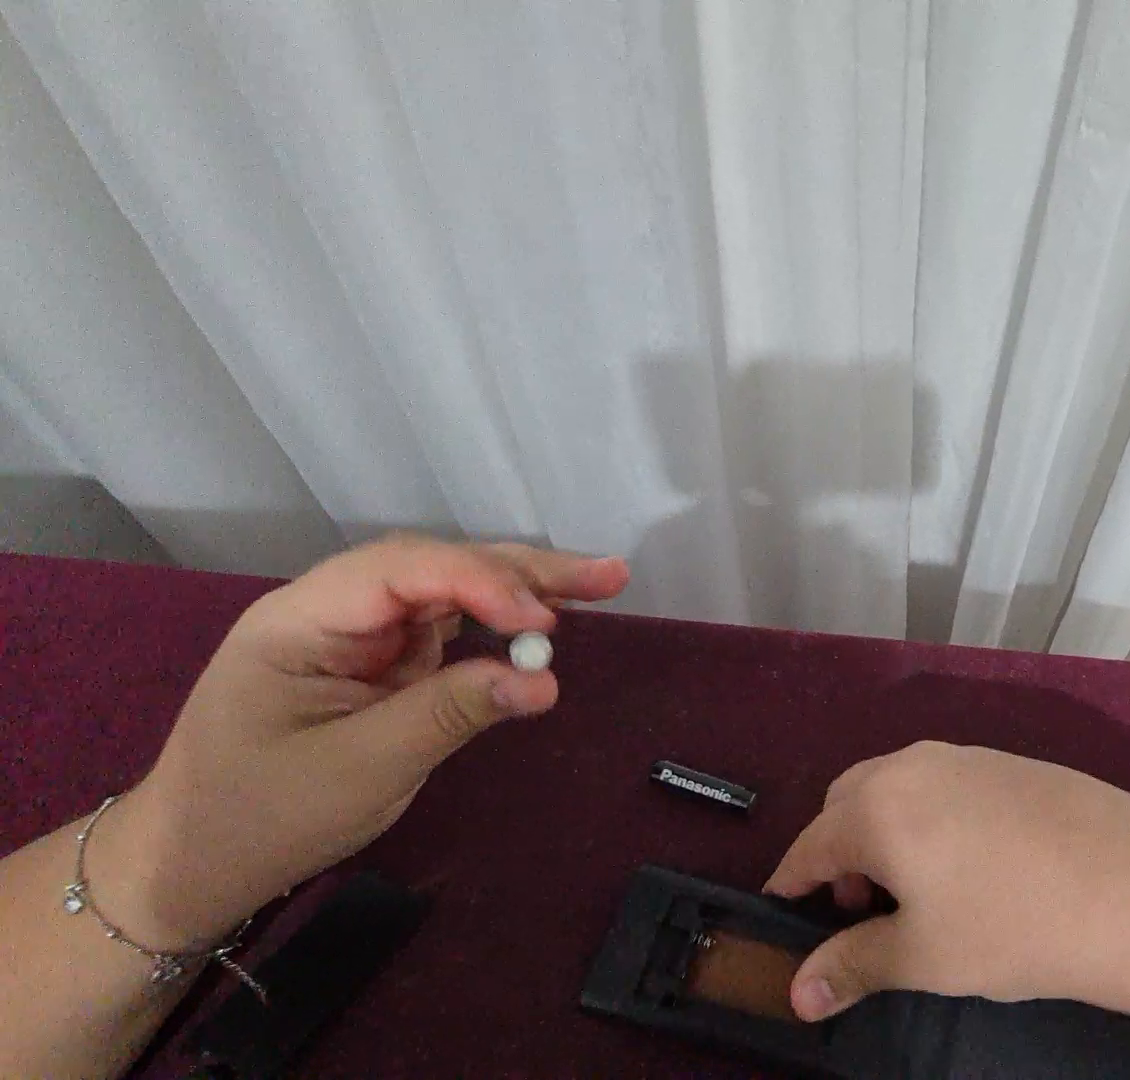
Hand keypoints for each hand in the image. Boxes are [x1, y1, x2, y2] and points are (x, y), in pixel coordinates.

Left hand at [88, 535, 628, 949]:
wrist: (193, 863)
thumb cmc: (260, 817)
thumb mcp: (362, 769)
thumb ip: (453, 712)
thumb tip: (545, 681)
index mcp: (303, 620)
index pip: (403, 572)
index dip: (481, 585)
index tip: (543, 627)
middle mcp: (338, 608)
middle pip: (441, 565)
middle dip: (525, 571)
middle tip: (607, 576)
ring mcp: (367, 630)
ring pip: (458, 585)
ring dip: (530, 585)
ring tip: (602, 582)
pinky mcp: (392, 655)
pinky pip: (460, 622)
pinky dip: (510, 619)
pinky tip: (554, 613)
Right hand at [764, 742, 1129, 1022]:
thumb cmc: (1013, 926)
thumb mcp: (924, 956)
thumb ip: (852, 966)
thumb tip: (798, 993)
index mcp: (879, 804)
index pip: (810, 844)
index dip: (792, 884)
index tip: (787, 916)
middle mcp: (915, 765)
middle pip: (849, 803)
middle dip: (838, 853)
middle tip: (860, 910)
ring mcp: (967, 756)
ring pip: (898, 787)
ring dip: (884, 832)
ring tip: (915, 890)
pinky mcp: (1010, 762)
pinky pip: (943, 784)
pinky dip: (928, 817)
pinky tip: (968, 863)